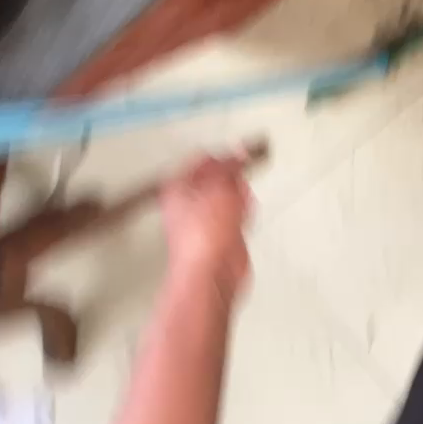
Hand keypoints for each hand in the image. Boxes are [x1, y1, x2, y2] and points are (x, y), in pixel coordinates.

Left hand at [159, 152, 254, 297]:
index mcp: (178, 187)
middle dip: (233, 178)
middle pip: (217, 176)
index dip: (222, 154)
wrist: (213, 271)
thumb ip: (230, 165)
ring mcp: (205, 218)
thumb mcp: (220, 187)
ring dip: (240, 195)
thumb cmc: (205, 234)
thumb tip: (237, 152)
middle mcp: (188, 202)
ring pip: (229, 193)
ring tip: (240, 204)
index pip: (201, 159)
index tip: (239, 152)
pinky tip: (244, 217)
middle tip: (239, 182)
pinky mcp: (221, 231)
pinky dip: (244, 212)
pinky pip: (236, 212)